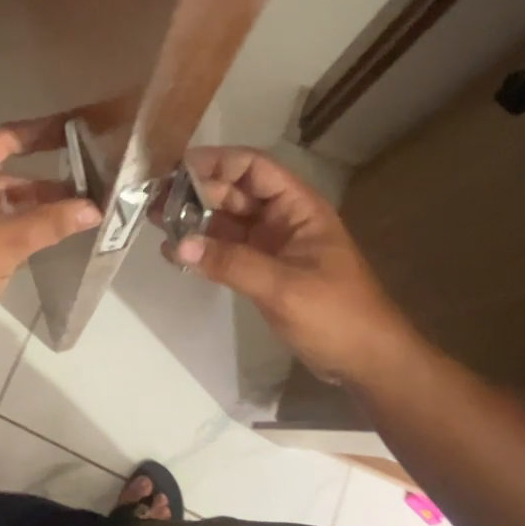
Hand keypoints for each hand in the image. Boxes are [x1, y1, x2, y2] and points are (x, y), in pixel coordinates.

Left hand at [0, 119, 102, 327]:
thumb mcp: (11, 240)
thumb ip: (53, 220)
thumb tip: (95, 209)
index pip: (3, 137)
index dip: (39, 131)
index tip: (73, 127)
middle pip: (1, 158)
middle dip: (41, 161)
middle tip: (80, 155)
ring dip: (32, 190)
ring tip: (74, 194)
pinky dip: (19, 207)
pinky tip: (49, 215)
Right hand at [163, 146, 411, 380]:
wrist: (369, 363)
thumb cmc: (338, 316)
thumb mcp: (283, 287)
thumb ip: (231, 263)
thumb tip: (179, 246)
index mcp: (298, 207)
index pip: (254, 167)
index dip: (217, 162)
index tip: (177, 171)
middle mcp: (282, 219)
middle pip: (234, 191)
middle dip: (196, 191)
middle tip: (155, 200)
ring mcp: (271, 245)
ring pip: (226, 219)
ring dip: (194, 218)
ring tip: (156, 220)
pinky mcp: (262, 269)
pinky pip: (226, 248)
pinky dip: (202, 247)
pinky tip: (173, 252)